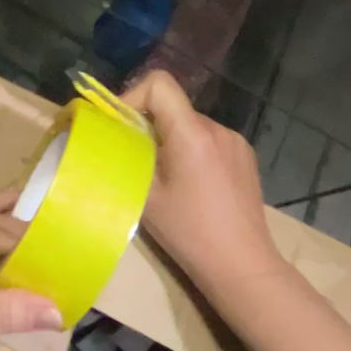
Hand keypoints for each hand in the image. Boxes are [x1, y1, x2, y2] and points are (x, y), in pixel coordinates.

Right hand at [122, 70, 285, 293]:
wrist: (243, 267)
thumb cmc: (189, 232)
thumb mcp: (145, 193)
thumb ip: (124, 154)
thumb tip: (105, 133)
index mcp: (192, 133)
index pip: (159, 83)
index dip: (133, 96)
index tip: (120, 125)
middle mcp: (217, 128)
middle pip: (171, 106)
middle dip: (147, 124)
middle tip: (134, 157)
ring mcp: (235, 141)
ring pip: (187, 123)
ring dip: (168, 138)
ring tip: (162, 174)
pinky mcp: (244, 156)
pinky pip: (206, 138)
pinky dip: (189, 148)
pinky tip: (190, 182)